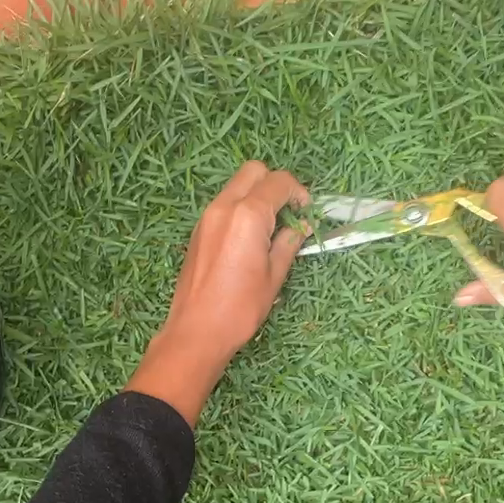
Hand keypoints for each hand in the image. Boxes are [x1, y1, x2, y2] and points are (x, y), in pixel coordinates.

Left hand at [126, 161, 308, 424]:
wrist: (196, 330)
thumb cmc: (240, 307)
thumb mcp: (274, 276)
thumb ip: (288, 244)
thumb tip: (299, 227)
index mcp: (247, 216)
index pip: (278, 183)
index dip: (298, 192)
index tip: (307, 211)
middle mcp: (224, 207)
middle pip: (254, 172)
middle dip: (275, 184)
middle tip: (289, 212)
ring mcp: (207, 216)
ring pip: (237, 186)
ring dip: (257, 196)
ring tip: (271, 227)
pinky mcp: (198, 229)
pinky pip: (224, 204)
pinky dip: (241, 208)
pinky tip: (250, 237)